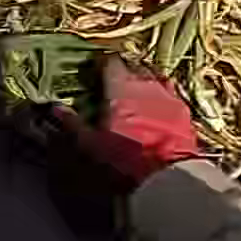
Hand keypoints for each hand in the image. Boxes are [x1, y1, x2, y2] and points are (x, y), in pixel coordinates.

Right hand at [70, 57, 199, 184]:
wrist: (169, 179)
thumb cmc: (124, 160)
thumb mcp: (90, 145)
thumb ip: (73, 124)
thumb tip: (56, 107)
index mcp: (120, 88)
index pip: (110, 62)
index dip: (100, 62)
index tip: (91, 68)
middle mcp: (145, 85)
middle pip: (133, 64)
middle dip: (122, 68)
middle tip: (110, 78)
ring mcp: (167, 96)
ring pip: (153, 75)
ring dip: (142, 78)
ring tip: (133, 88)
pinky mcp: (184, 111)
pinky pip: (170, 92)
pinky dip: (159, 93)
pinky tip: (154, 104)